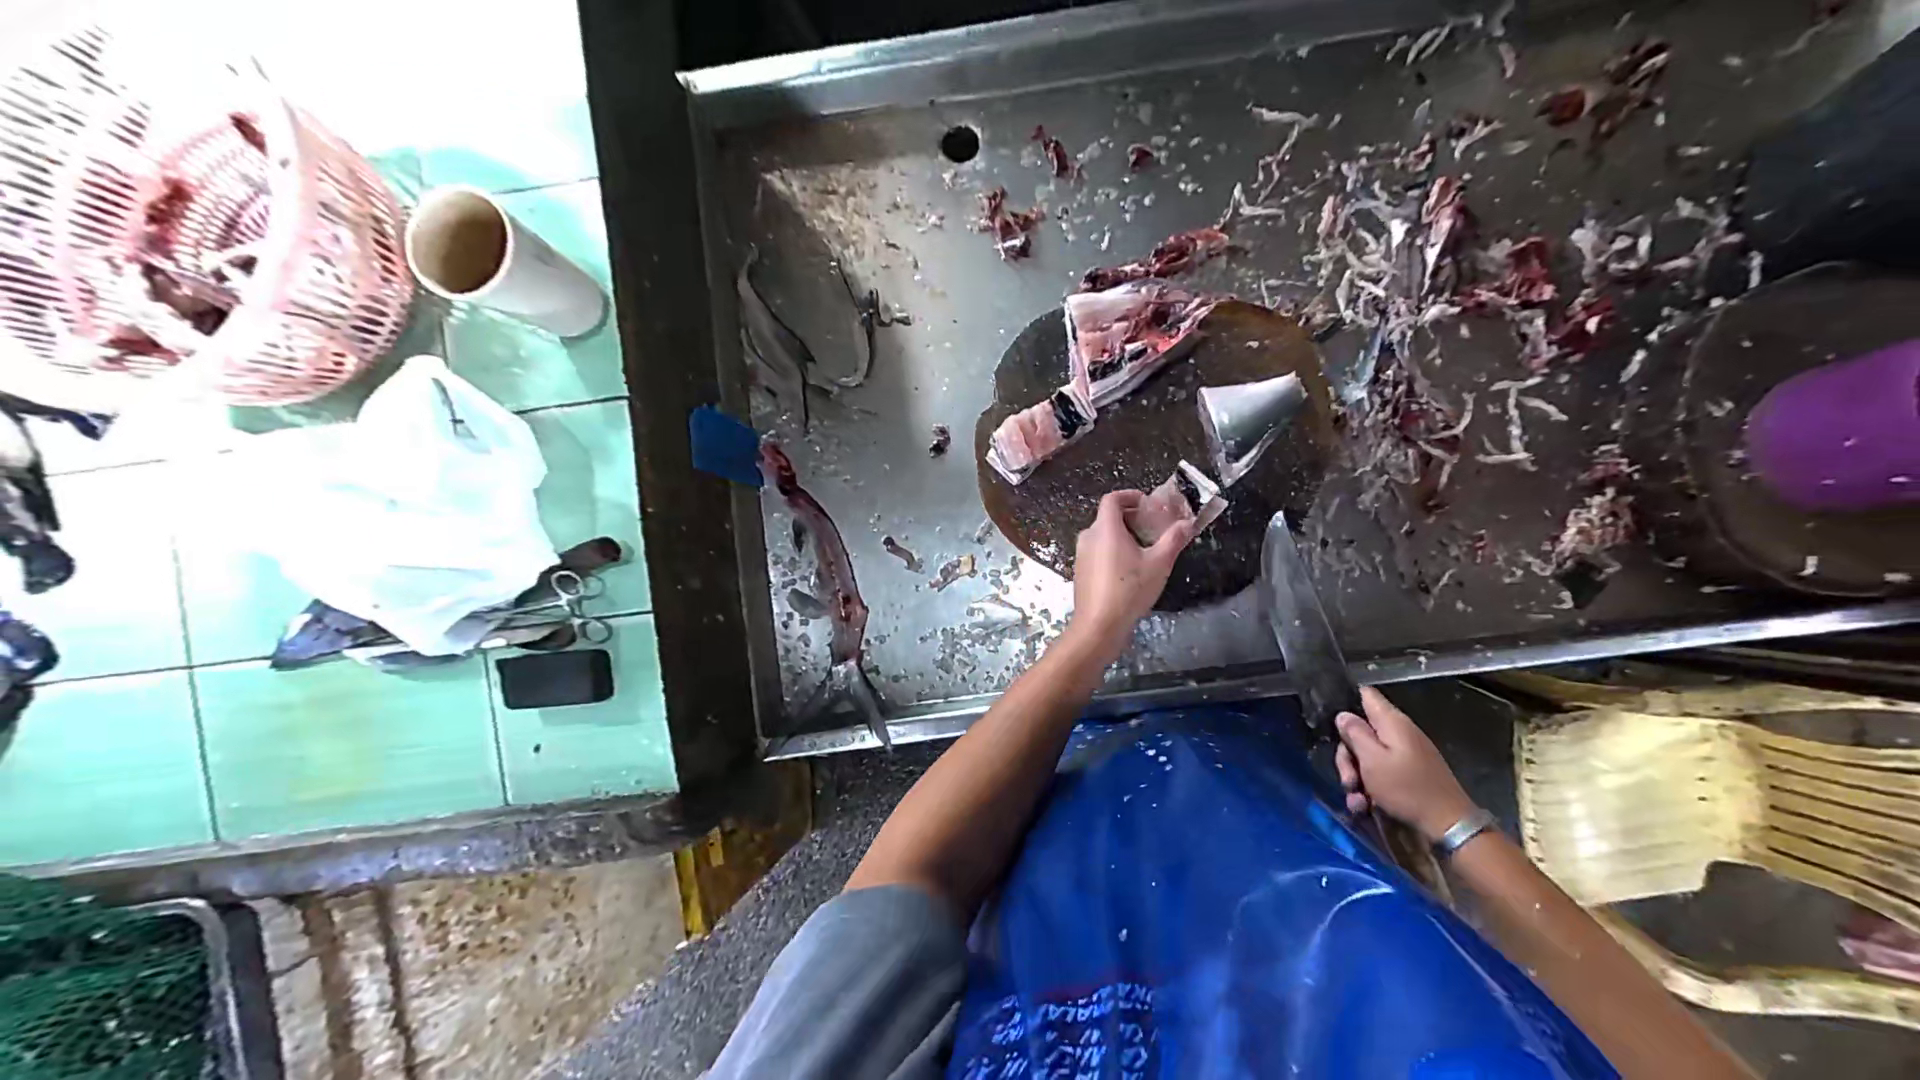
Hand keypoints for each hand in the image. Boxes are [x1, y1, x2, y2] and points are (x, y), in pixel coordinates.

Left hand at [1067, 490, 1194, 654]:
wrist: (1098, 625)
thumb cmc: (1129, 590)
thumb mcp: (1159, 563)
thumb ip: (1174, 539)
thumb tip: (1187, 523)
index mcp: (1105, 529)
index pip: (1112, 499)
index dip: (1129, 496)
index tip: (1147, 504)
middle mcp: (1088, 537)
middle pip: (1108, 517)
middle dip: (1131, 517)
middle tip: (1152, 528)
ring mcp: (1081, 555)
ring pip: (1102, 535)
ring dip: (1122, 535)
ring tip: (1144, 549)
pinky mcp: (1081, 571)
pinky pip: (1097, 551)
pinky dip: (1112, 550)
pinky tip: (1129, 569)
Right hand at [1334, 686, 1476, 842]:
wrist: (1449, 825)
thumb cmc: (1407, 788)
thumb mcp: (1372, 760)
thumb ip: (1354, 733)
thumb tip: (1343, 715)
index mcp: (1392, 722)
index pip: (1365, 694)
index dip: (1345, 701)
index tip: (1331, 721)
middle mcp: (1399, 732)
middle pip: (1360, 731)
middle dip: (1347, 754)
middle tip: (1348, 778)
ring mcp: (1406, 753)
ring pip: (1368, 754)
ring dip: (1357, 775)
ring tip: (1357, 800)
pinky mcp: (1409, 771)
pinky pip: (1381, 770)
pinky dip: (1371, 786)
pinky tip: (1366, 805)